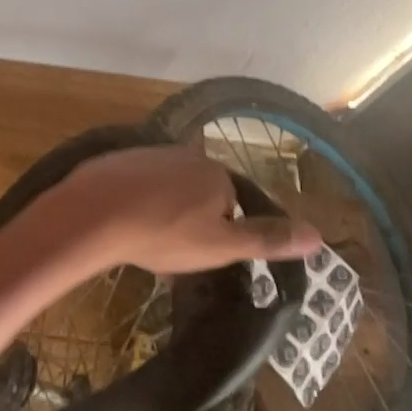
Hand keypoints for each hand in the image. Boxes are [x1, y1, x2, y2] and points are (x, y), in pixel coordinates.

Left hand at [52, 145, 321, 274]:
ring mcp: (147, 154)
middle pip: (196, 197)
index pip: (229, 207)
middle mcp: (185, 155)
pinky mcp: (115, 160)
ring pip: (164, 192)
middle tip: (166, 256)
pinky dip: (132, 206)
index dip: (215, 236)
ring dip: (159, 217)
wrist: (93, 214)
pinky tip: (119, 229)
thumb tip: (318, 236)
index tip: (195, 257)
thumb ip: (266, 239)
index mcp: (217, 173)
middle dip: (186, 225)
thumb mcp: (221, 245)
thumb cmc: (162, 234)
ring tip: (141, 246)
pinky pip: (134, 187)